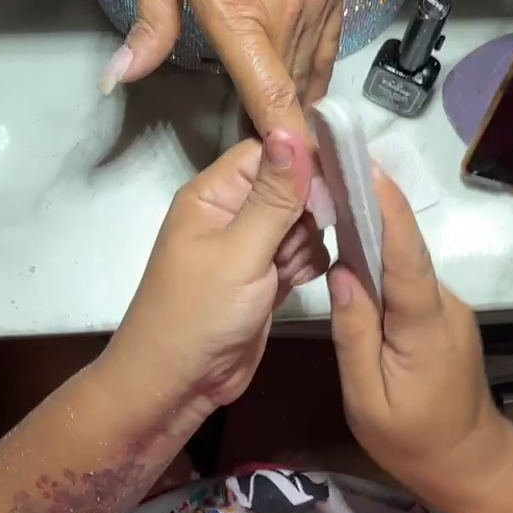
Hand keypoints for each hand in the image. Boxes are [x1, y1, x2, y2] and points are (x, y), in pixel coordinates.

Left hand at [104, 130, 328, 432]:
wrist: (178, 383)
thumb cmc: (199, 314)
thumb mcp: (239, 252)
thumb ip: (273, 195)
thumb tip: (291, 129)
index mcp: (213, 194)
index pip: (266, 151)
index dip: (302, 160)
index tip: (333, 183)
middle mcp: (231, 213)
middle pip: (290, 185)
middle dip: (307, 210)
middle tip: (296, 243)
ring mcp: (249, 247)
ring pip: (301, 221)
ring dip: (307, 242)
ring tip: (286, 271)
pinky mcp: (265, 277)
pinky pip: (300, 253)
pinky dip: (306, 265)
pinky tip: (296, 282)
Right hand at [328, 166, 512, 510]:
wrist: (470, 463)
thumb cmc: (413, 441)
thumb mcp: (367, 399)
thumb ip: (355, 334)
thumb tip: (342, 273)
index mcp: (426, 326)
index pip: (406, 257)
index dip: (388, 209)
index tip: (364, 166)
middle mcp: (445, 305)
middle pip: (404, 251)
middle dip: (369, 209)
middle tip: (327, 175)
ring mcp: (448, 308)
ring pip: (404, 265)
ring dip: (370, 237)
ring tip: (329, 208)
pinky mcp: (441, 315)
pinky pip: (407, 282)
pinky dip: (380, 265)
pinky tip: (351, 260)